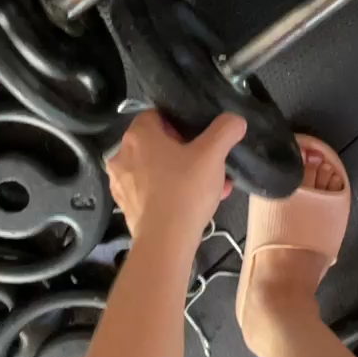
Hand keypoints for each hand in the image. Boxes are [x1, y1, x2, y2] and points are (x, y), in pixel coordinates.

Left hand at [106, 111, 246, 242]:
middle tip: (208, 163)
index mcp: (138, 135)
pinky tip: (195, 204)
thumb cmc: (185, 190)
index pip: (157, 115)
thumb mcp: (213, 154)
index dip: (180, 123)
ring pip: (157, 169)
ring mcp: (121, 182)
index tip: (198, 137)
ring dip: (182, 174)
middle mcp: (122, 155)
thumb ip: (225, 130)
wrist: (165, 241)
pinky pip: (152, 191)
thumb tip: (235, 119)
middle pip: (158, 143)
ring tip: (210, 187)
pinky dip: (171, 192)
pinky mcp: (127, 205)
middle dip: (185, 152)